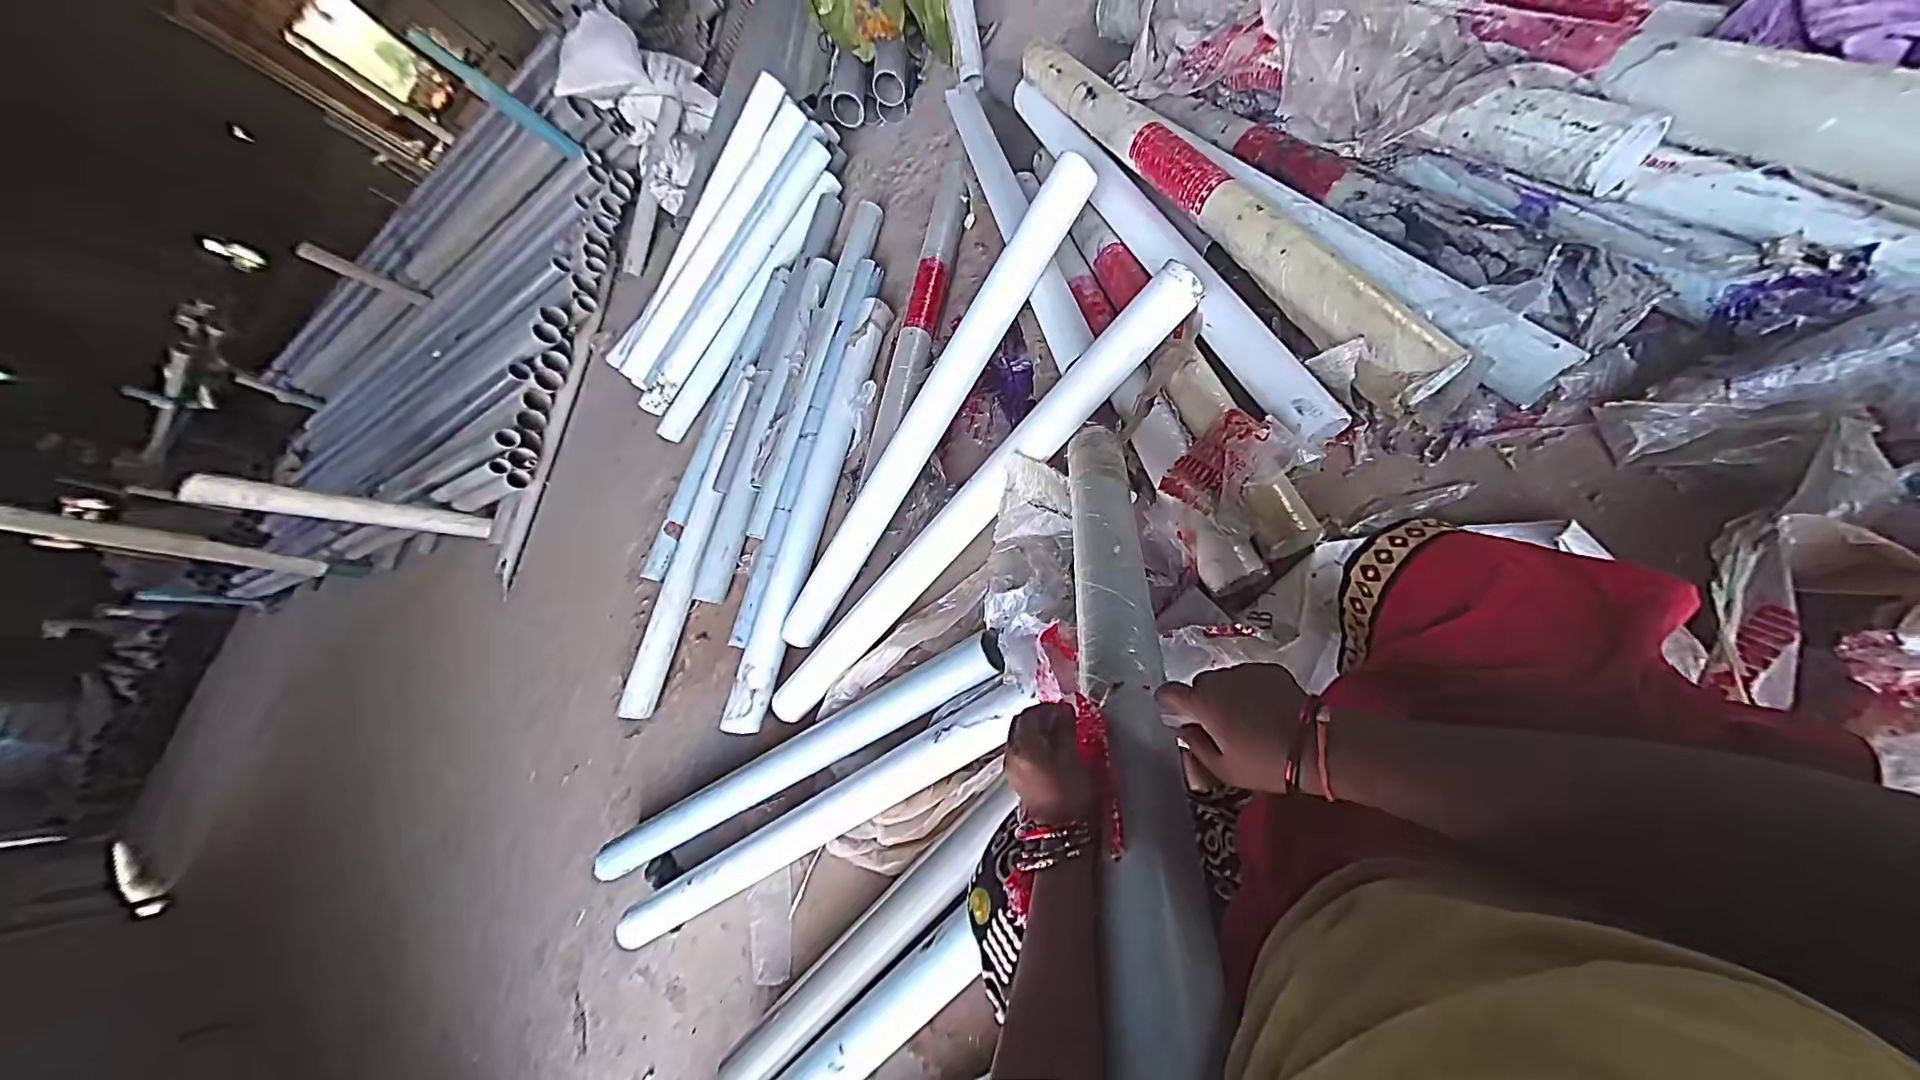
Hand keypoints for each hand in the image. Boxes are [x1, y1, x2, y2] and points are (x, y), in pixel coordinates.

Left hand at [1005, 702, 1094, 824]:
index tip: (1064, 708)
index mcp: (1025, 747)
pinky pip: (1021, 749)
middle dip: (1040, 716)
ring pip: (1020, 736)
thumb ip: (1065, 729)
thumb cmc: (1072, 795)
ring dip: (1037, 729)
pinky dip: (1034, 743)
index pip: (1030, 715)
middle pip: (1021, 723)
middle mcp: (1012, 754)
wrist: (1062, 831)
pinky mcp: (1016, 778)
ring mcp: (1012, 767)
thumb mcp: (1074, 756)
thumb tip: (1063, 711)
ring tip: (1058, 732)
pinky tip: (1051, 748)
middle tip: (1060, 716)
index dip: (1048, 708)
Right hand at [1157, 664, 1308, 794]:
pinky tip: (1265, 708)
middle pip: (1199, 685)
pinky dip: (1249, 688)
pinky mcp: (1269, 669)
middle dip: (1202, 700)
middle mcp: (1218, 680)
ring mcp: (1244, 671)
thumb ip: (1196, 747)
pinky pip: (1247, 677)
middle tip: (1218, 724)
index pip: (1169, 692)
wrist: (1316, 746)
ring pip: (1224, 679)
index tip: (1176, 715)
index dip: (1169, 703)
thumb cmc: (1264, 763)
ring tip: (1245, 717)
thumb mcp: (1223, 769)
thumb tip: (1185, 731)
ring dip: (1226, 693)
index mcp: (1202, 703)